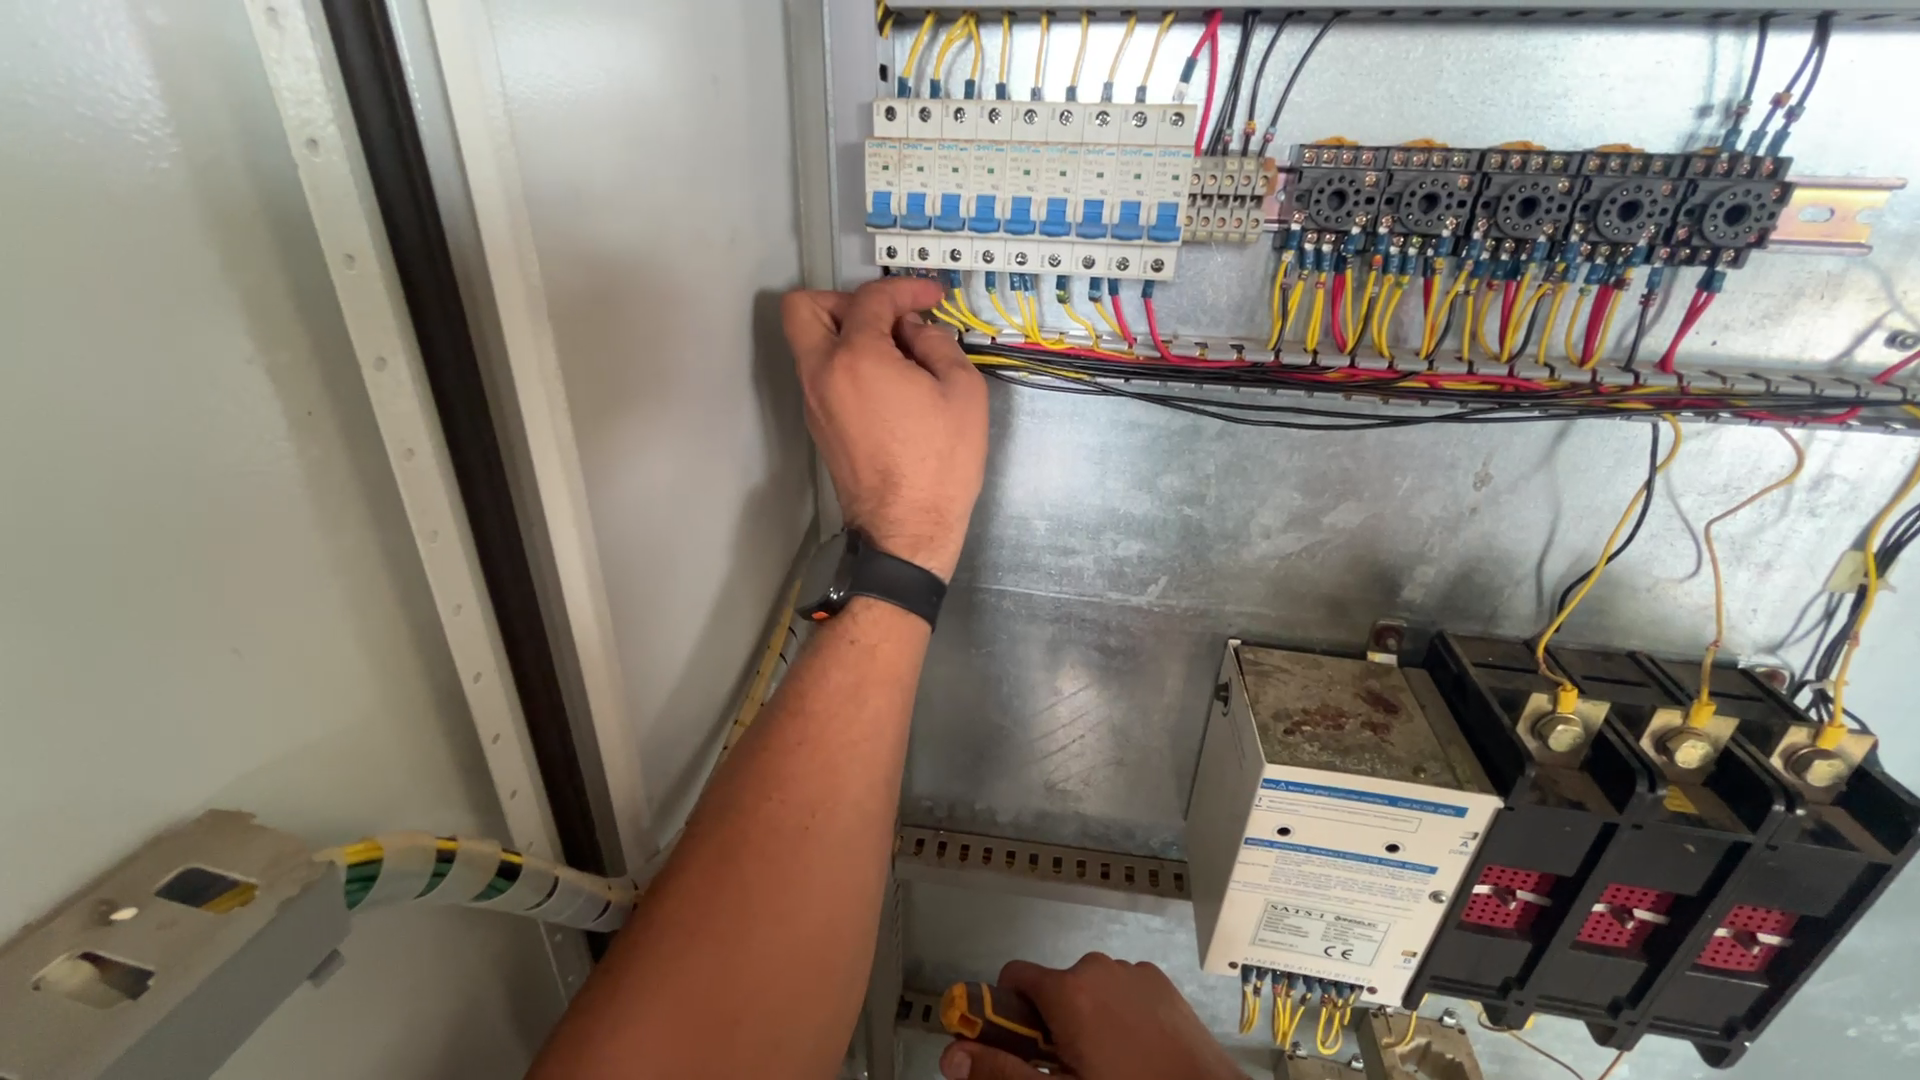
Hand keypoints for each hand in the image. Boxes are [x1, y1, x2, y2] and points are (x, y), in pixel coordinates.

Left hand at [782, 278, 988, 581]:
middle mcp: (822, 373)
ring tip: (895, 353)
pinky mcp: (818, 425)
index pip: (871, 299)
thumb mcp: (962, 391)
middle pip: (805, 308)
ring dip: (845, 333)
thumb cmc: (941, 462)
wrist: (907, 529)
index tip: (932, 297)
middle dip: (846, 300)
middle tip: (887, 318)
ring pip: (809, 343)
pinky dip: (846, 363)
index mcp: (857, 357)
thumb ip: (938, 344)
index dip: (905, 289)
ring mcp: (814, 401)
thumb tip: (916, 331)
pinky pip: (822, 374)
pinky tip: (887, 383)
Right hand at [940, 954, 1244, 1079]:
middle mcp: (1097, 967)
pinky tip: (1136, 1052)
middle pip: (1052, 986)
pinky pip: (1122, 988)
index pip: (1013, 976)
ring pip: (1089, 988)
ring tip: (1108, 1065)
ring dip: (1086, 1017)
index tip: (1016, 1046)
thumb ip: (1002, 1072)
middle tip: (1068, 1070)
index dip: (1006, 1011)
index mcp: (1068, 990)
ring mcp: (1133, 970)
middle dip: (1050, 1023)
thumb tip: (951, 1055)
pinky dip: (1118, 1012)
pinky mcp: (1160, 981)